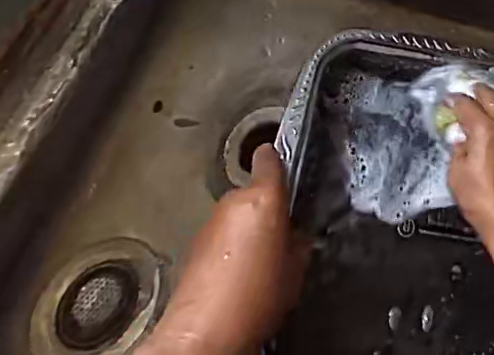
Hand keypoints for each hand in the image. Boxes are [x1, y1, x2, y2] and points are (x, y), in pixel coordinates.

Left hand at [141, 144, 309, 354]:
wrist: (199, 339)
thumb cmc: (254, 298)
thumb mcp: (296, 268)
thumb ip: (300, 239)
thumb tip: (298, 234)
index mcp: (263, 198)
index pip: (269, 158)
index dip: (278, 159)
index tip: (286, 166)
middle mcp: (234, 202)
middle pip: (254, 192)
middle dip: (266, 208)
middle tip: (280, 233)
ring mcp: (209, 224)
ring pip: (237, 215)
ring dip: (247, 229)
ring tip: (259, 259)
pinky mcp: (193, 248)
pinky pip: (221, 236)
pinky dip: (230, 248)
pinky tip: (238, 275)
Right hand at [447, 86, 493, 237]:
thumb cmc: (481, 197)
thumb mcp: (456, 172)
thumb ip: (457, 149)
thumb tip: (460, 139)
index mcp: (483, 128)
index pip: (466, 104)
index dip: (454, 100)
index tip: (447, 100)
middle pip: (490, 95)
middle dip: (477, 91)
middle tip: (467, 92)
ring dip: (490, 103)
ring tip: (479, 109)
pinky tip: (492, 128)